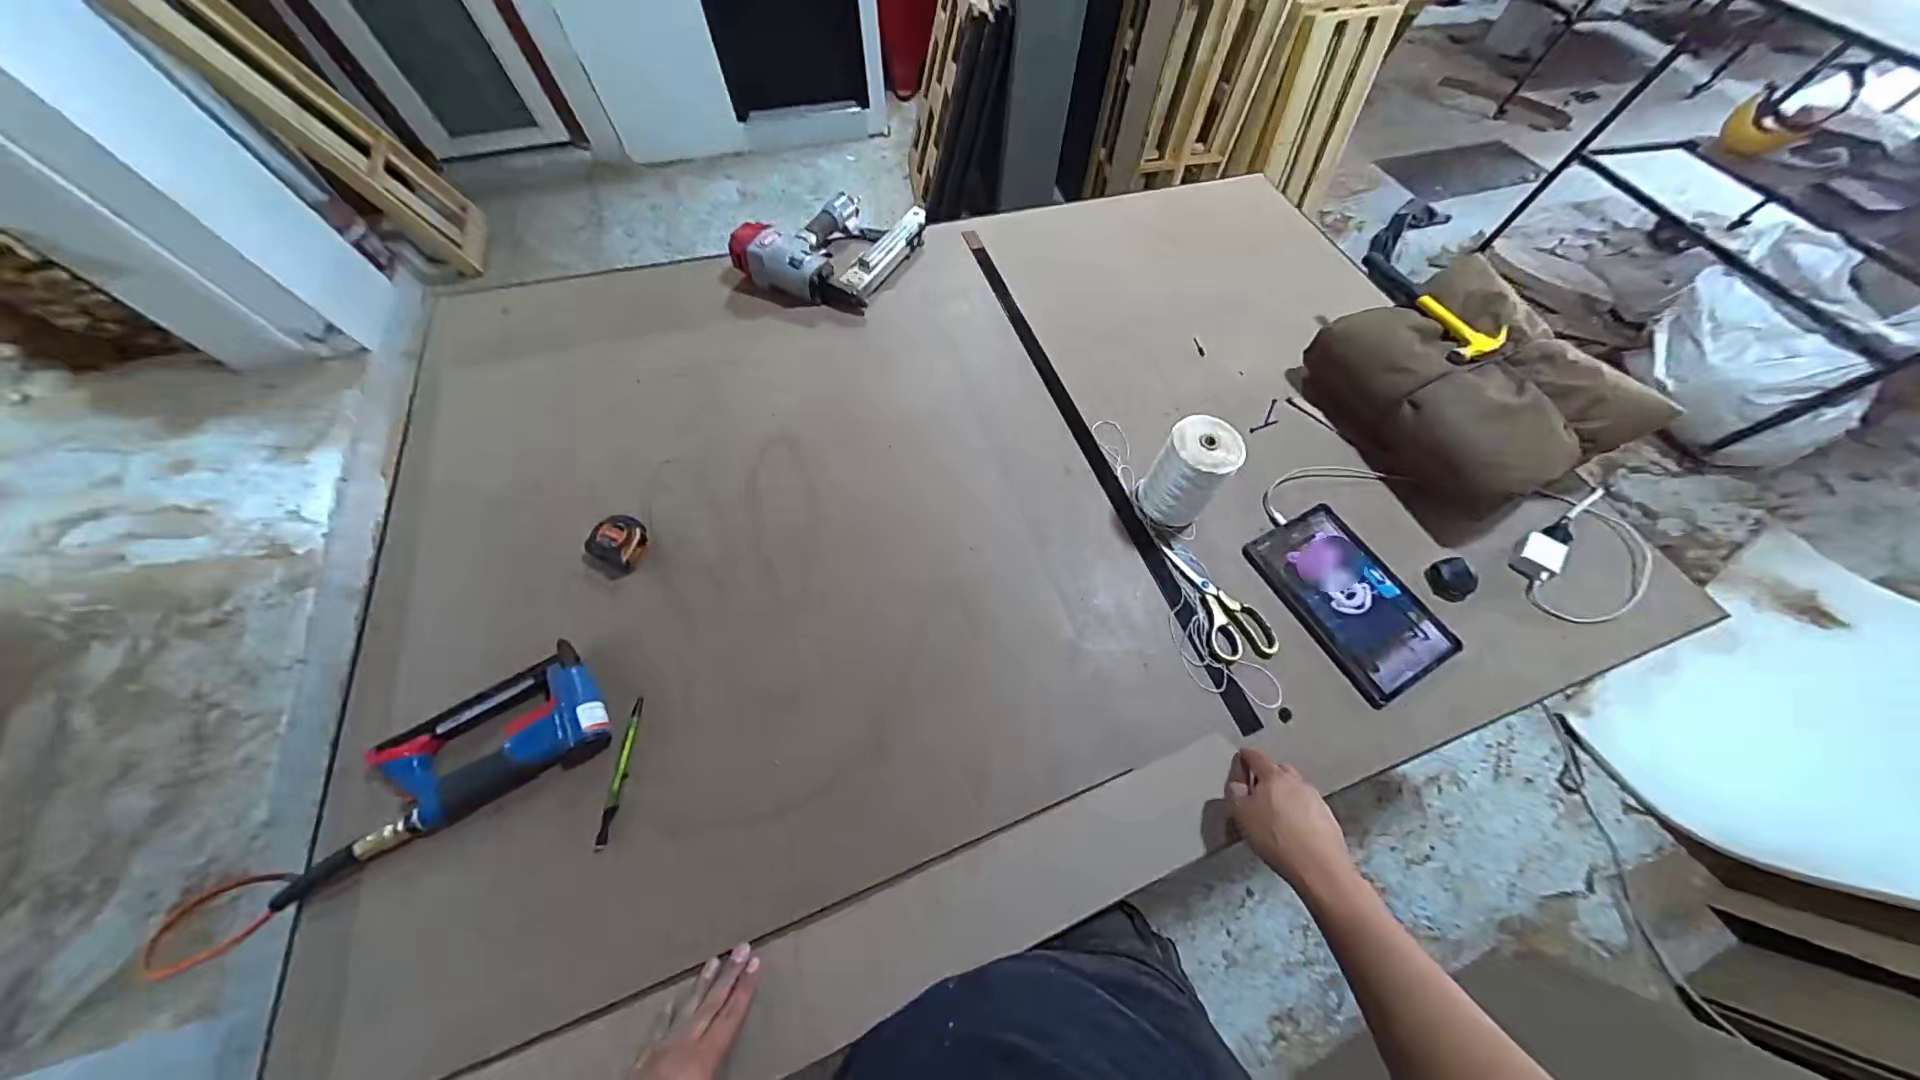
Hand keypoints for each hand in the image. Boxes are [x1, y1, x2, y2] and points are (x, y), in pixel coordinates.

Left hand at [632, 942, 761, 1079]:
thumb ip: (730, 1070)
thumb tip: (769, 1071)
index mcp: (704, 1055)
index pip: (731, 1015)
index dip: (745, 988)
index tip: (755, 962)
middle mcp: (684, 1043)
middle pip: (712, 1003)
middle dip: (729, 975)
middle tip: (741, 948)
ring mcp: (661, 1047)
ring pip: (685, 1008)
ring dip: (701, 985)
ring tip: (712, 961)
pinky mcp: (641, 1058)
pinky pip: (657, 1029)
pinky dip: (666, 1014)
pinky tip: (669, 1002)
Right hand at [1225, 748, 1353, 892]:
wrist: (1320, 867)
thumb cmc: (1274, 837)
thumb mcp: (1240, 813)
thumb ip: (1235, 791)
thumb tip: (1239, 780)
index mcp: (1273, 775)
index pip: (1255, 756)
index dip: (1244, 757)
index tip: (1239, 764)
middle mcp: (1296, 780)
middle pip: (1278, 769)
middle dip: (1267, 775)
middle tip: (1257, 793)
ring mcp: (1316, 797)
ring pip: (1295, 787)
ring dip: (1285, 793)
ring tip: (1277, 813)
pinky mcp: (1328, 816)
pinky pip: (1308, 804)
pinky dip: (1299, 809)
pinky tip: (1295, 828)